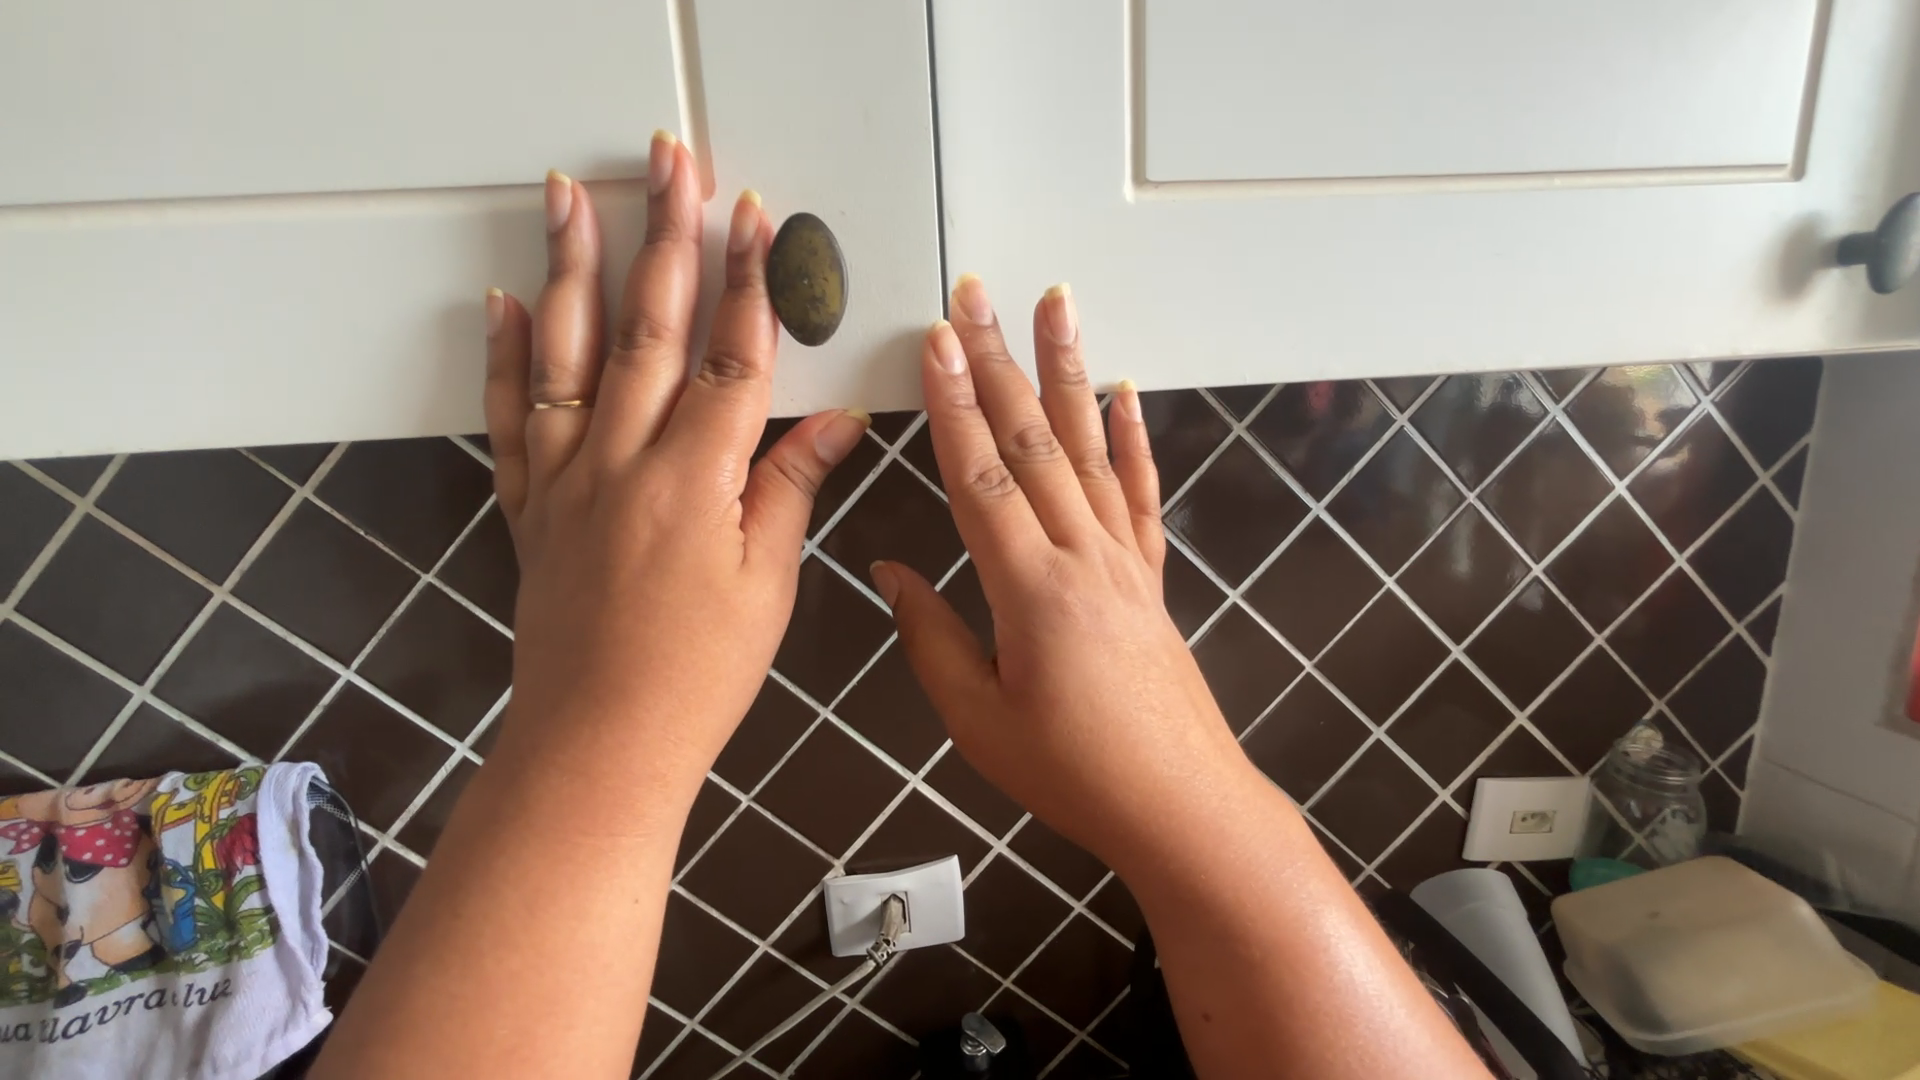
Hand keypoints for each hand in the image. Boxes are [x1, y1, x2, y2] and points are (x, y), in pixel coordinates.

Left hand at [482, 132, 869, 794]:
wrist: (600, 740)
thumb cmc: (701, 670)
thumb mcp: (767, 581)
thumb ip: (789, 487)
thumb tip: (834, 421)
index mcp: (693, 480)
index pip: (729, 358)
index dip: (747, 284)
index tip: (756, 217)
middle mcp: (622, 461)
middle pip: (647, 329)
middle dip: (666, 236)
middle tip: (670, 161)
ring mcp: (567, 479)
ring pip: (570, 353)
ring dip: (576, 266)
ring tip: (574, 192)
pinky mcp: (532, 506)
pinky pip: (513, 417)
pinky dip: (507, 355)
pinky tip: (507, 301)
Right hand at [872, 275, 1255, 871]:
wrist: (1180, 805)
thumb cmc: (1072, 772)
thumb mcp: (978, 720)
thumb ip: (929, 639)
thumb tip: (889, 571)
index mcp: (1031, 589)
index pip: (981, 476)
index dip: (954, 405)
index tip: (938, 340)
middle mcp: (1082, 555)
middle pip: (1034, 442)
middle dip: (1001, 361)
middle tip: (979, 295)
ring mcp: (1124, 561)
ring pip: (1091, 449)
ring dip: (1068, 374)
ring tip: (1057, 307)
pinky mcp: (1150, 577)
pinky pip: (1143, 494)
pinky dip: (1135, 439)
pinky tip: (1128, 395)